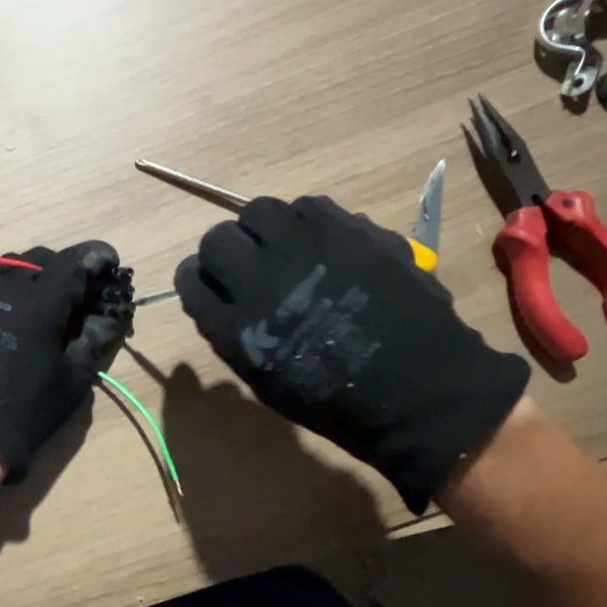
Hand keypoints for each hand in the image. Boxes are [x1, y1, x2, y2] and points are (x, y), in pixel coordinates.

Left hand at [0, 242, 129, 480]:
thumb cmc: (28, 410)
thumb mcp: (74, 378)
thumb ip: (94, 338)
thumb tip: (107, 315)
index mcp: (40, 302)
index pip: (74, 262)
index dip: (96, 258)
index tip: (109, 264)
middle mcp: (5, 289)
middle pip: (39, 259)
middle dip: (63, 267)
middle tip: (77, 290)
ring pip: (6, 267)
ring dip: (30, 275)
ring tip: (43, 299)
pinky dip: (4, 291)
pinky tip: (11, 315)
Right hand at [175, 196, 528, 513]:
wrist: (415, 390)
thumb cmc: (334, 399)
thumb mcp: (263, 377)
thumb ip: (235, 330)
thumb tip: (225, 293)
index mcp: (235, 329)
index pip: (192, 280)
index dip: (199, 279)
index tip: (210, 284)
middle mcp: (260, 280)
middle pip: (217, 240)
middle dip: (224, 251)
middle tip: (245, 265)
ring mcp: (306, 248)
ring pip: (260, 211)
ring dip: (263, 230)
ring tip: (283, 250)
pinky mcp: (348, 229)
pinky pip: (308, 206)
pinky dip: (304, 221)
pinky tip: (319, 246)